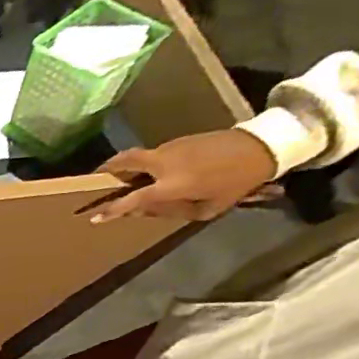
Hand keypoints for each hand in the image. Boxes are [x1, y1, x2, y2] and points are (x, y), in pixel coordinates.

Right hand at [87, 129, 278, 223]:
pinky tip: (153, 171)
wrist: (264, 147)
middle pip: (126, 161)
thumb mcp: (205, 208)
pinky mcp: (181, 140)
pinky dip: (147, 163)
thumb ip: (170, 211)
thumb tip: (143, 210)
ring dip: (129, 166)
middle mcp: (165, 163)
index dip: (111, 210)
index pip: (132, 199)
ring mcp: (172, 148)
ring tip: (126, 177)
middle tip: (97, 177)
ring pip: (141, 157)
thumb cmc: (234, 183)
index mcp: (171, 184)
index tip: (95, 217)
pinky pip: (156, 153)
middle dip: (108, 169)